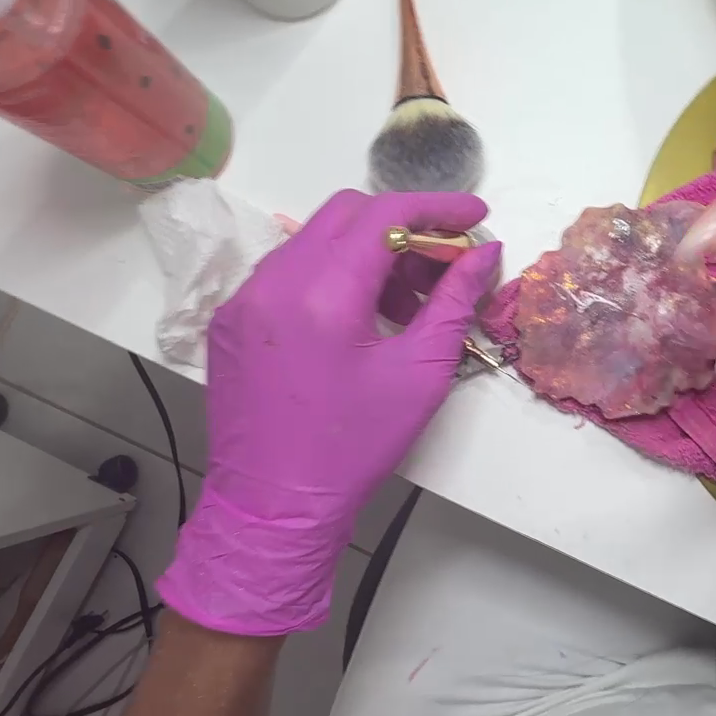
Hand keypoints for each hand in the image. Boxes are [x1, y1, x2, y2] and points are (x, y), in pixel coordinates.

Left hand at [157, 189, 501, 635]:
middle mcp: (274, 281)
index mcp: (323, 294)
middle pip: (349, 212)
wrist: (272, 509)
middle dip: (405, 225)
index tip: (476, 214)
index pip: (385, 213)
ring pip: (318, 238)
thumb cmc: (354, 447)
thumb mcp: (420, 374)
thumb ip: (455, 301)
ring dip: (369, 251)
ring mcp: (244, 298)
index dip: (437, 206)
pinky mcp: (231, 318)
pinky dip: (334, 273)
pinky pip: (290, 269)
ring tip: (405, 303)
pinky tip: (361, 317)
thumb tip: (484, 252)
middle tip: (443, 264)